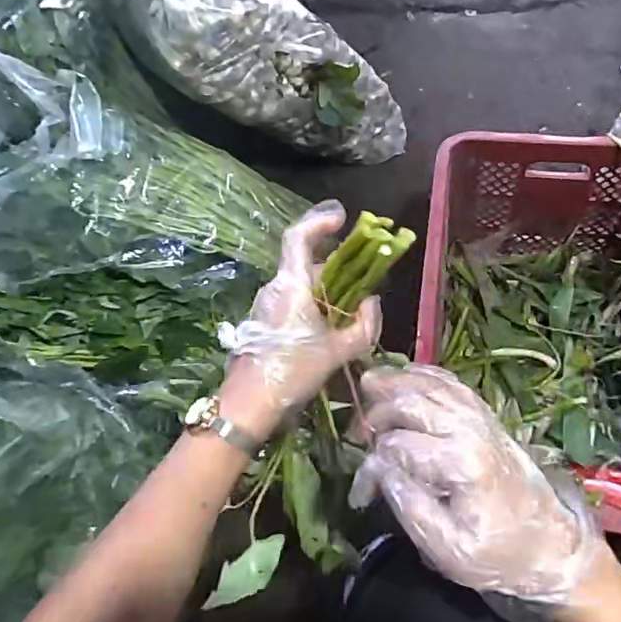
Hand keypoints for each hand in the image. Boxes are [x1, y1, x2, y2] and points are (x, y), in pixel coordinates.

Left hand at [217, 201, 381, 436]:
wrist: (249, 403)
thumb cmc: (293, 371)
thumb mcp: (339, 350)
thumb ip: (364, 324)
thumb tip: (371, 302)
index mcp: (291, 285)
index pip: (299, 237)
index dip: (320, 221)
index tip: (342, 218)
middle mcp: (275, 287)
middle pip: (307, 265)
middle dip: (336, 271)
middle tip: (362, 286)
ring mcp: (265, 304)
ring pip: (301, 286)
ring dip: (325, 293)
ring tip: (349, 316)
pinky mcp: (262, 320)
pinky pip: (292, 302)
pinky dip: (312, 307)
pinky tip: (327, 332)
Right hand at [348, 364, 598, 609]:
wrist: (552, 547)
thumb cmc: (498, 555)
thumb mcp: (449, 550)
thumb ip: (410, 507)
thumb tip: (380, 472)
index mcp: (461, 462)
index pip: (397, 446)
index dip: (370, 467)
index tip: (360, 495)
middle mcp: (470, 429)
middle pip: (411, 402)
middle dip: (376, 412)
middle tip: (355, 432)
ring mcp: (481, 418)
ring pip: (431, 384)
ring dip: (396, 382)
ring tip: (368, 384)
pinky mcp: (486, 417)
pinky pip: (452, 384)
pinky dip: (425, 375)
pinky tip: (406, 374)